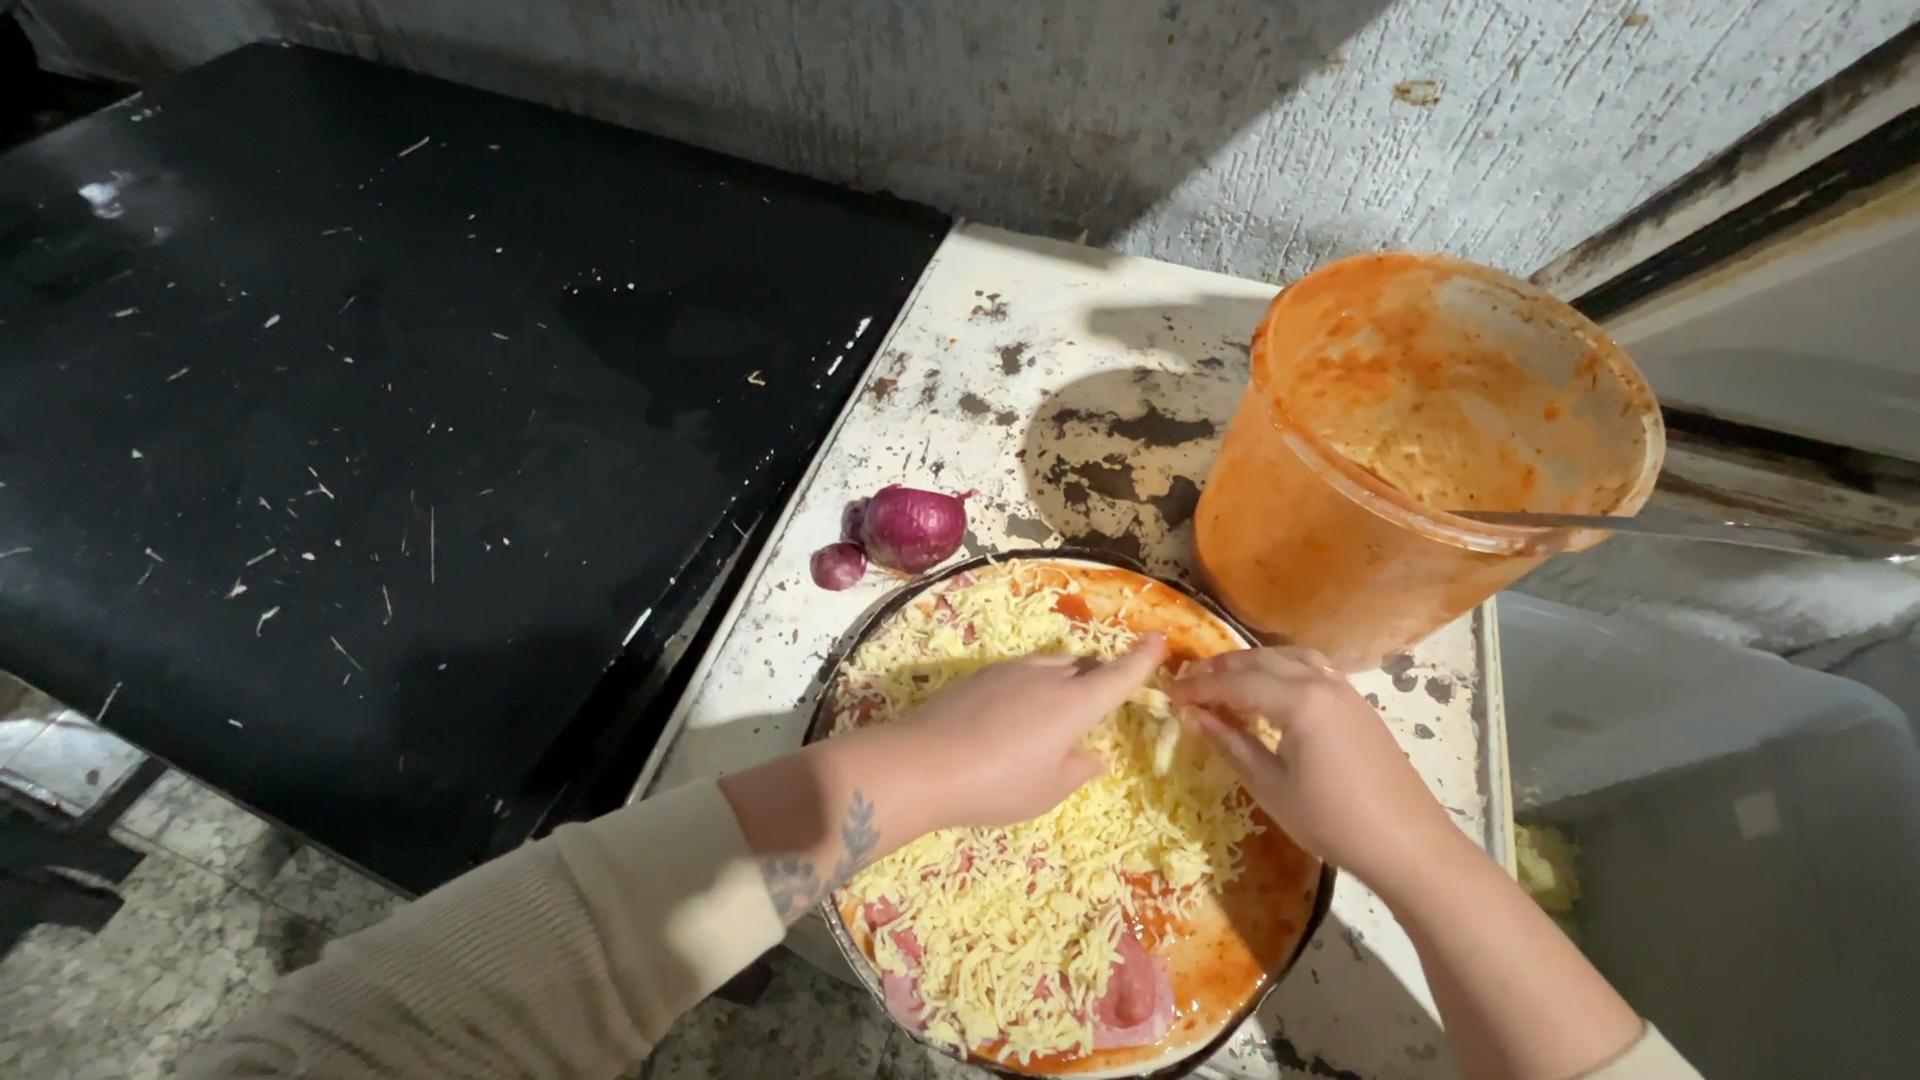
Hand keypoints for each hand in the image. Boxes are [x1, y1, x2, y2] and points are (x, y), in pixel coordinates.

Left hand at [878, 633, 1167, 831]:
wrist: (923, 763)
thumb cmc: (997, 785)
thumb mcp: (1047, 790)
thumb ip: (1077, 770)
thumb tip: (1095, 756)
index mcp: (1074, 704)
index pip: (1118, 675)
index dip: (1142, 659)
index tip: (1160, 638)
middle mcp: (1045, 677)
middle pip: (1082, 664)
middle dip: (1098, 674)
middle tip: (1099, 697)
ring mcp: (1008, 671)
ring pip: (1049, 664)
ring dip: (1063, 677)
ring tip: (1055, 708)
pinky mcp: (978, 675)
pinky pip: (1019, 672)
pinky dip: (1031, 685)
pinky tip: (1014, 714)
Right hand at [1169, 647, 1455, 887]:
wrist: (1410, 846)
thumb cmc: (1334, 822)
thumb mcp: (1271, 786)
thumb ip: (1230, 744)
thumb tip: (1192, 715)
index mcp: (1299, 701)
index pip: (1235, 682)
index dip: (1198, 686)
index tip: (1169, 694)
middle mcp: (1321, 683)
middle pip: (1260, 660)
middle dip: (1220, 668)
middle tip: (1188, 682)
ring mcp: (1344, 690)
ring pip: (1288, 657)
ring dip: (1251, 662)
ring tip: (1224, 679)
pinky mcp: (1357, 704)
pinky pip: (1310, 668)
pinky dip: (1280, 668)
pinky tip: (1269, 690)